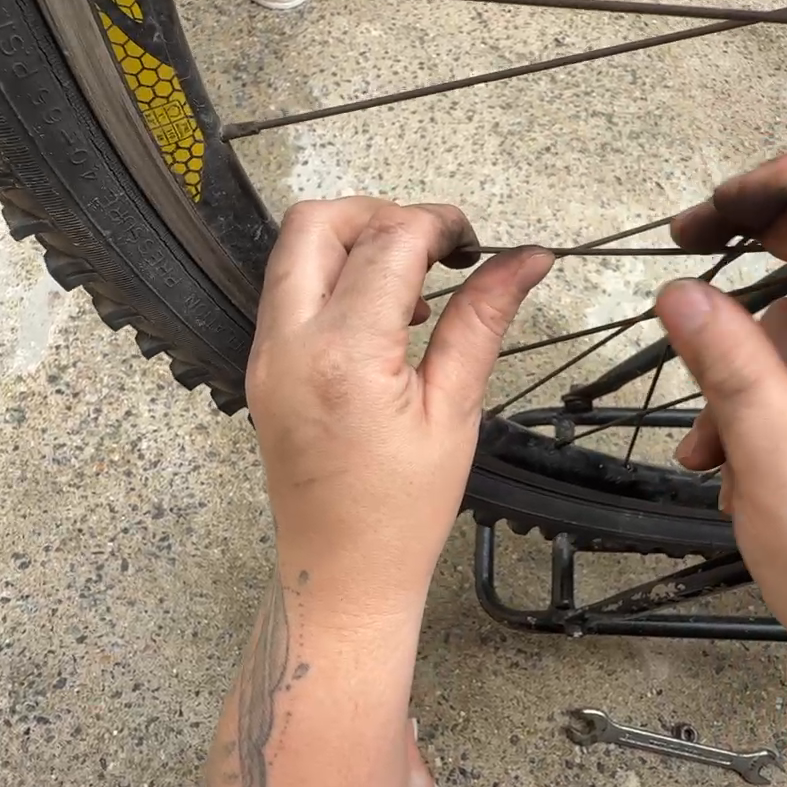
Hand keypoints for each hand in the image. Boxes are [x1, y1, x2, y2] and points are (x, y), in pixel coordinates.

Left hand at [246, 198, 553, 622]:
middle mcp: (289, 344)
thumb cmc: (401, 512)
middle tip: (435, 245)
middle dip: (381, 213)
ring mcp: (265, 355)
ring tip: (414, 284)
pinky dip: (333, 279)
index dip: (439, 224)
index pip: (389, 243)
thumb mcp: (455, 410)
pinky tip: (381, 317)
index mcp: (344, 355)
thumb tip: (525, 260)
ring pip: (295, 252)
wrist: (341, 573)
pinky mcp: (262, 369)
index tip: (476, 243)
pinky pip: (289, 293)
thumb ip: (482, 320)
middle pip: (317, 222)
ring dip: (354, 243)